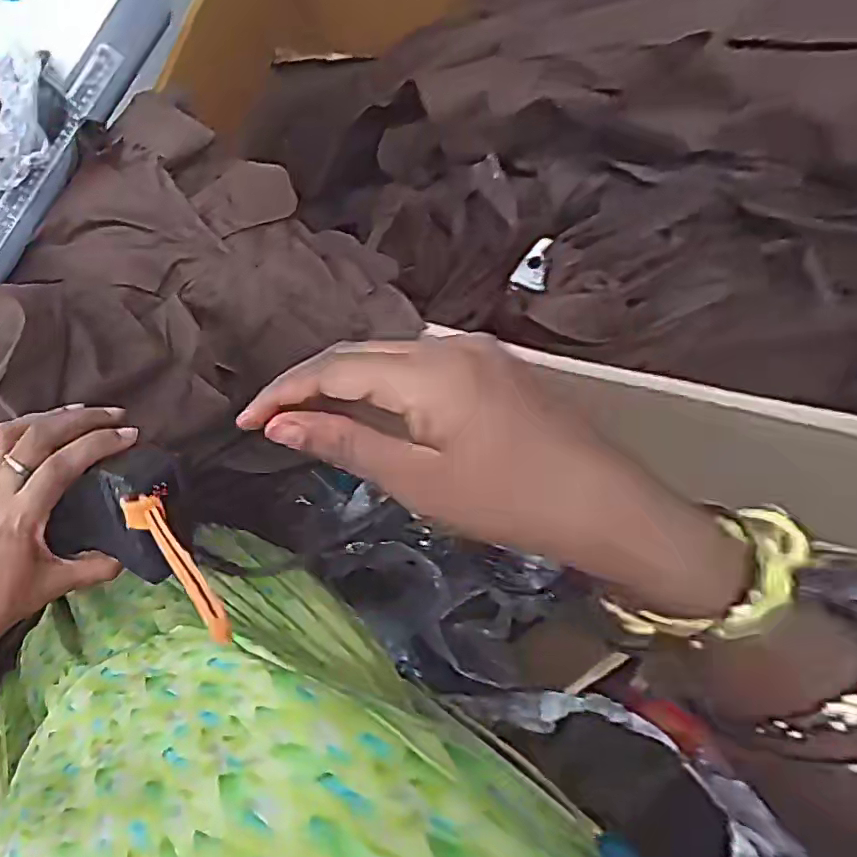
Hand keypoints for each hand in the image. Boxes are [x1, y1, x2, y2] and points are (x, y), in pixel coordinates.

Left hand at [0, 406, 139, 646]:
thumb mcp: (58, 583)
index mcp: (20, 515)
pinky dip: (27, 427)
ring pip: (12, 432)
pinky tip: (47, 429)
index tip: (128, 434)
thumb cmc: (10, 597)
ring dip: (49, 416)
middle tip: (114, 413)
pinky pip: (0, 444)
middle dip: (80, 419)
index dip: (96, 443)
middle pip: (37, 436)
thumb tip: (126, 553)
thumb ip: (96, 566)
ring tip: (83, 413)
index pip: (60, 464)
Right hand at [238, 334, 747, 617]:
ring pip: (380, 355)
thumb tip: (280, 426)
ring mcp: (472, 351)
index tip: (244, 422)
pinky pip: (409, 364)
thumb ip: (342, 443)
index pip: (333, 369)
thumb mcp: (413, 479)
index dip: (282, 393)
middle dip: (302, 383)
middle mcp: (448, 345)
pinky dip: (370, 384)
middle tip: (265, 421)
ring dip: (334, 381)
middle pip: (353, 353)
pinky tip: (355, 408)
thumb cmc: (507, 502)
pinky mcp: (487, 366)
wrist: (611, 510)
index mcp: (429, 372)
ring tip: (299, 415)